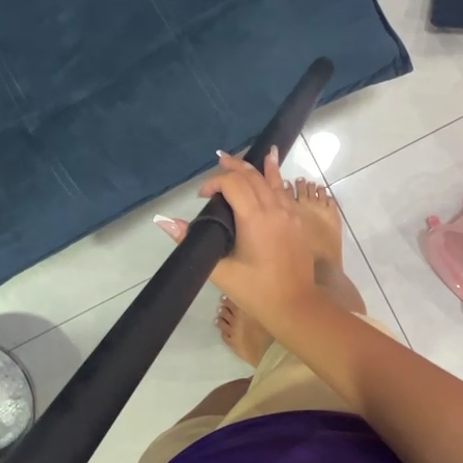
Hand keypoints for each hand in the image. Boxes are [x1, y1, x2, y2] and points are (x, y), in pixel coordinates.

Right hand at [156, 148, 320, 325]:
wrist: (295, 305)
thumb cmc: (256, 291)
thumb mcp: (220, 270)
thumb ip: (193, 241)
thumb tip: (165, 222)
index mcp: (255, 218)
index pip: (233, 184)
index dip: (214, 183)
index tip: (202, 197)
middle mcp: (274, 209)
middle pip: (252, 177)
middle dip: (233, 167)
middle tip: (219, 160)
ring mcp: (289, 213)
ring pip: (271, 180)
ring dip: (254, 167)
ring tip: (241, 157)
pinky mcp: (297, 222)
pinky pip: (284, 191)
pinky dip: (275, 176)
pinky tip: (272, 167)